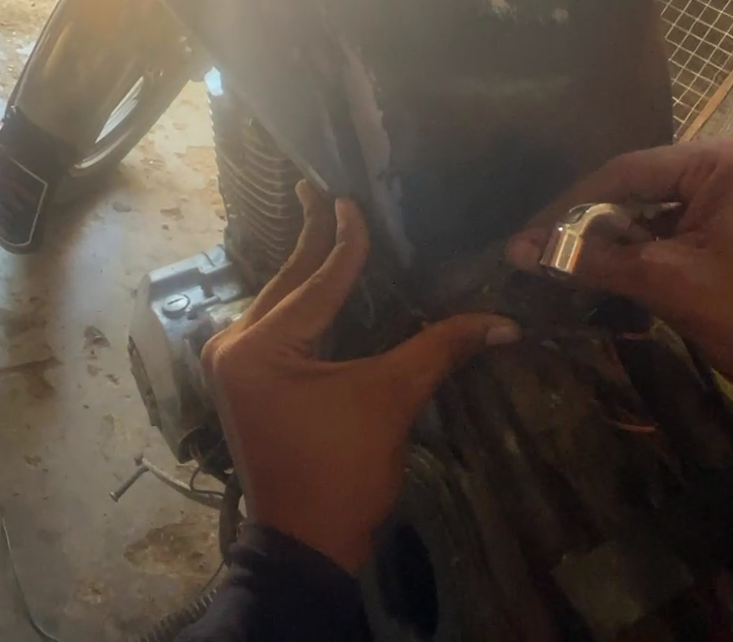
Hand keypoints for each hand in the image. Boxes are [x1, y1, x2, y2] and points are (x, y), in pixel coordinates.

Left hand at [202, 183, 521, 571]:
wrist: (304, 544)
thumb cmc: (343, 471)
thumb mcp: (389, 399)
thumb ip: (438, 348)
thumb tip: (502, 321)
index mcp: (259, 346)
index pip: (315, 282)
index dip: (343, 241)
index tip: (350, 200)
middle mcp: (232, 344)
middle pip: (286, 282)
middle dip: (310, 237)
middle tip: (317, 189)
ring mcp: (229, 361)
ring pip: (277, 300)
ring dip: (304, 267)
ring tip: (321, 222)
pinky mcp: (240, 377)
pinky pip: (272, 322)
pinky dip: (298, 300)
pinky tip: (315, 276)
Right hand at [505, 137, 732, 458]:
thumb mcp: (674, 287)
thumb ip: (592, 260)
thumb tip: (518, 250)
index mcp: (727, 158)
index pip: (622, 172)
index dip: (565, 210)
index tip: (522, 241)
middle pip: (646, 187)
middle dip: (597, 227)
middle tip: (550, 260)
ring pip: (672, 210)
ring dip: (631, 242)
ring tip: (586, 274)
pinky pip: (702, 226)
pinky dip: (667, 251)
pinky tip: (640, 278)